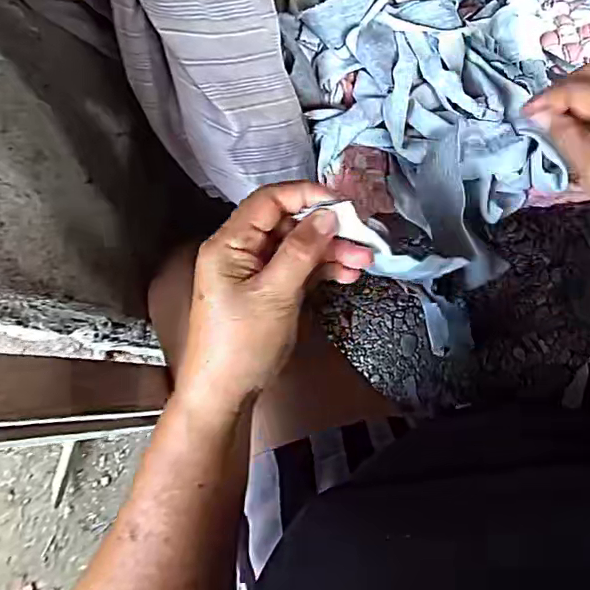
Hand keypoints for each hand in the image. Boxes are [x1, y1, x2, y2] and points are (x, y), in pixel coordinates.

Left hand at [181, 182, 372, 403]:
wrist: (226, 394)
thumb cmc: (240, 345)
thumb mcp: (274, 293)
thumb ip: (302, 250)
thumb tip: (328, 215)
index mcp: (230, 244)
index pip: (269, 202)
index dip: (306, 195)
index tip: (342, 202)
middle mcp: (243, 252)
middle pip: (290, 224)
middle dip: (328, 230)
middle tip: (362, 237)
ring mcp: (258, 272)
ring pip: (301, 247)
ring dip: (333, 251)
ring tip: (363, 261)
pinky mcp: (273, 290)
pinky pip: (302, 269)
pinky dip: (325, 270)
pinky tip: (347, 275)